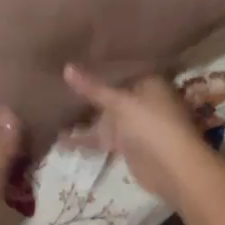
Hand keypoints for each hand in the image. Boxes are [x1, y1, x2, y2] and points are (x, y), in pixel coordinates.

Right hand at [63, 66, 206, 201]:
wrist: (174, 171)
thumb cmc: (152, 125)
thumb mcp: (120, 102)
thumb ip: (92, 87)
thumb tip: (66, 67)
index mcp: (147, 81)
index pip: (120, 66)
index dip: (99, 60)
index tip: (73, 52)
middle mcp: (140, 98)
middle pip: (110, 90)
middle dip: (87, 87)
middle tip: (55, 75)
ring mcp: (133, 122)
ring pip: (103, 114)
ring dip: (83, 113)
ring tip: (51, 104)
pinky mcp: (126, 144)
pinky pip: (101, 136)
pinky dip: (83, 138)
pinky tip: (59, 139)